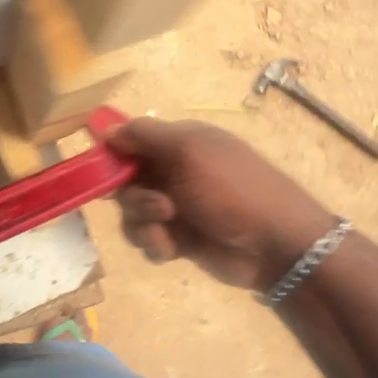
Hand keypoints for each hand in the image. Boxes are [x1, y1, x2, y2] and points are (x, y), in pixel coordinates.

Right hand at [104, 117, 337, 292]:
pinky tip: (173, 250)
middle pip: (126, 180)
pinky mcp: (180, 239)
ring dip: (143, 223)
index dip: (115, 154)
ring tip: (167, 230)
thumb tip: (107, 128)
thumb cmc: (231, 189)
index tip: (102, 170)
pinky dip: (155, 244)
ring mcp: (177, 207)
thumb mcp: (187, 150)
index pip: (132, 140)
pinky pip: (148, 239)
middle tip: (160, 206)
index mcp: (179, 142)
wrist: (275, 244)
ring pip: (133, 213)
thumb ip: (144, 136)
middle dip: (133, 196)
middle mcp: (175, 171)